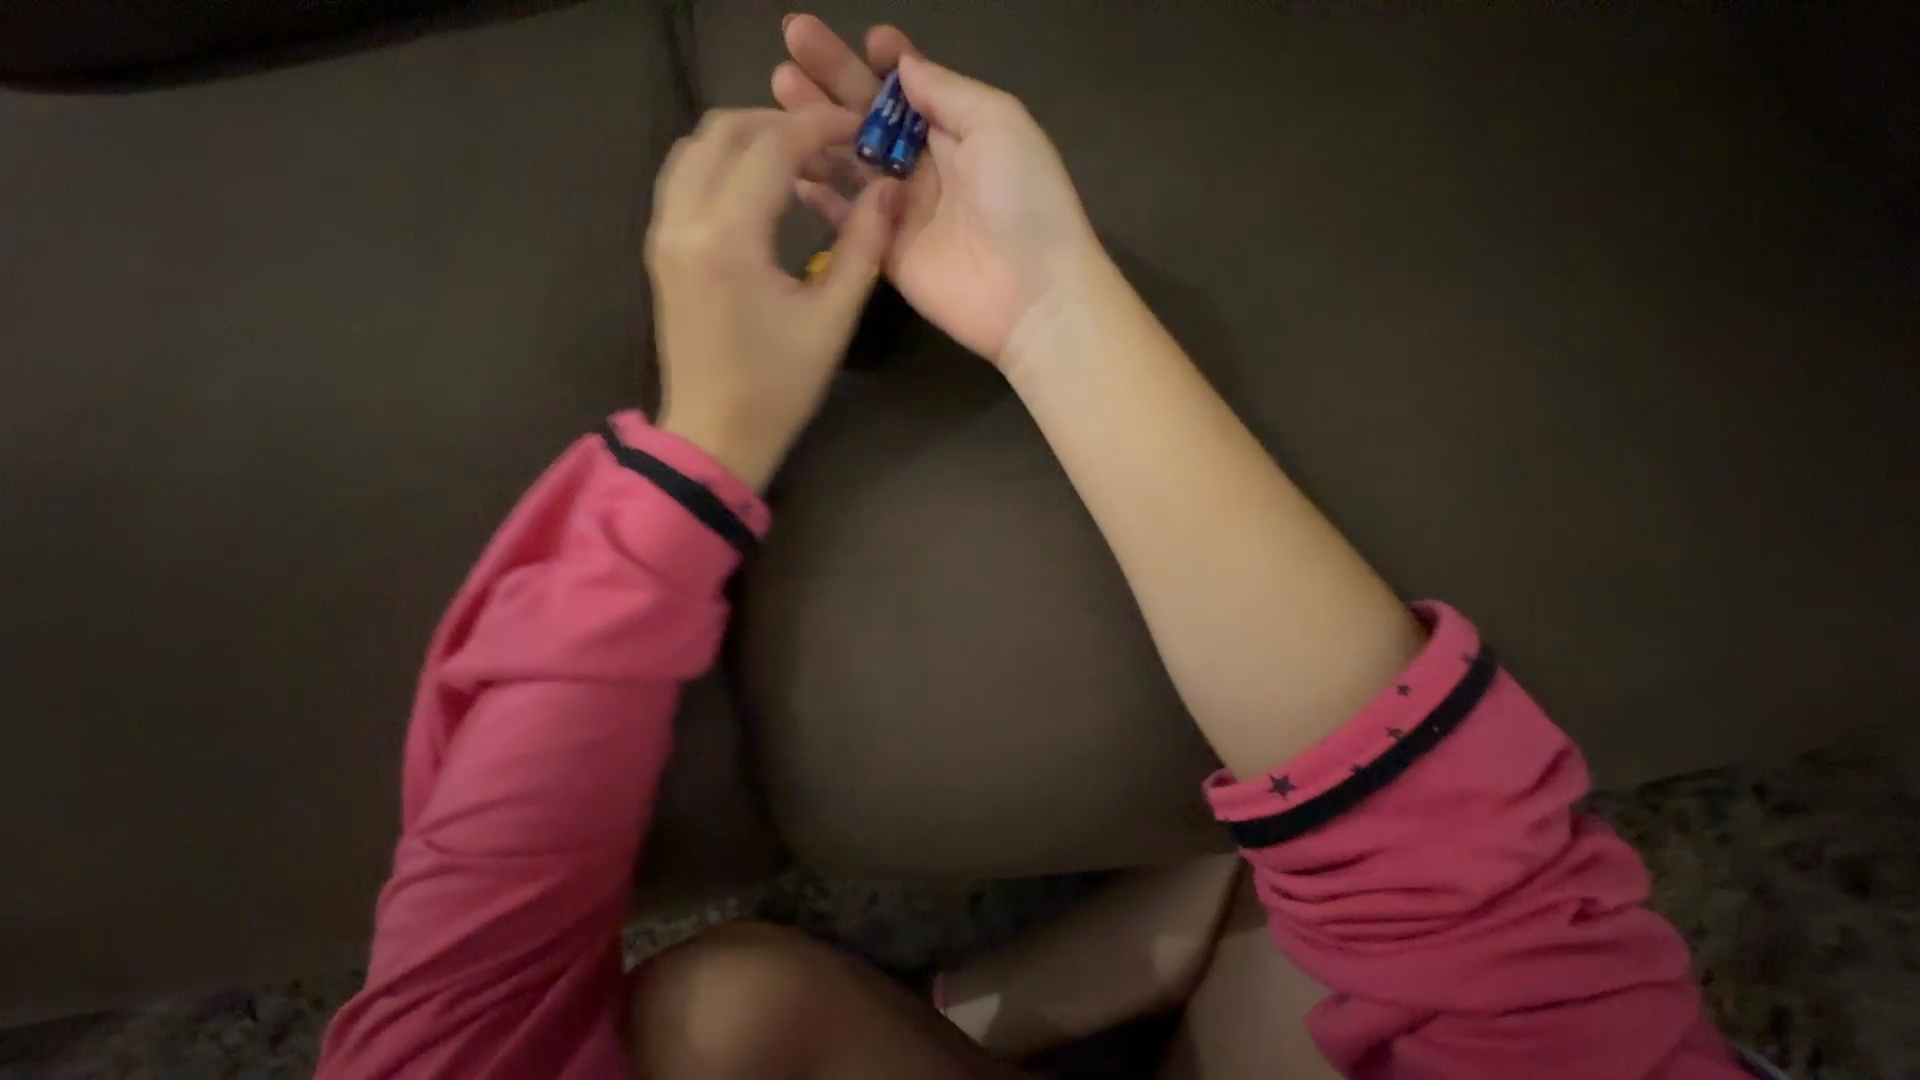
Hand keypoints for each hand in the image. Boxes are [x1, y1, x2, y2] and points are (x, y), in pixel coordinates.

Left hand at [648, 106, 901, 489]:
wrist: (714, 435)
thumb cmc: (778, 387)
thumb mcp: (832, 320)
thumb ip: (863, 246)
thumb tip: (889, 190)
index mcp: (727, 238)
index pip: (771, 146)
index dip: (818, 127)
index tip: (857, 130)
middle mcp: (683, 220)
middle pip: (724, 129)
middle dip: (781, 123)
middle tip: (829, 143)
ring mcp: (663, 233)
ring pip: (696, 147)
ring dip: (747, 138)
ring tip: (797, 160)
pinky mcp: (660, 248)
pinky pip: (684, 177)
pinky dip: (721, 163)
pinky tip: (760, 190)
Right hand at [774, 16, 1104, 371]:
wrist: (1033, 294)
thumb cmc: (1025, 200)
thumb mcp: (999, 124)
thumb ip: (948, 92)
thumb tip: (903, 66)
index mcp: (960, 132)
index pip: (912, 90)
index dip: (885, 63)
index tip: (862, 39)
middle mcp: (927, 167)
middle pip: (871, 118)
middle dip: (834, 80)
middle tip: (792, 44)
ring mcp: (903, 211)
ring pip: (850, 161)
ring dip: (816, 127)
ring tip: (779, 87)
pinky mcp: (886, 253)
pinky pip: (846, 218)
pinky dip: (819, 195)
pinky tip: (787, 165)